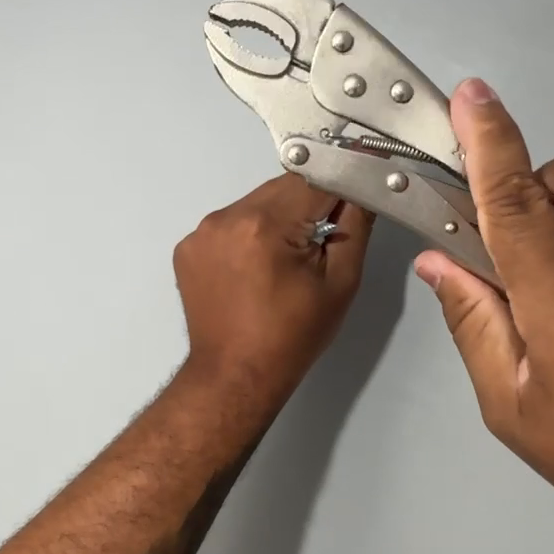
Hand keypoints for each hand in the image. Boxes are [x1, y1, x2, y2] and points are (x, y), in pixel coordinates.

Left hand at [174, 173, 374, 407]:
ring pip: (255, 203)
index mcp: (265, 225)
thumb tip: (365, 186)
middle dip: (308, 202)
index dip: (341, 178)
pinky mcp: (188, 246)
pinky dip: (249, 233)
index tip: (361, 180)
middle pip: (281, 188)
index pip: (314, 179)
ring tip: (287, 256)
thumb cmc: (292, 336)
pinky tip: (256, 266)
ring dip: (277, 217)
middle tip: (326, 232)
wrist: (235, 375)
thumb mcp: (340, 282)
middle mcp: (226, 217)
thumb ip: (355, 226)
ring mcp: (202, 231)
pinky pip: (230, 223)